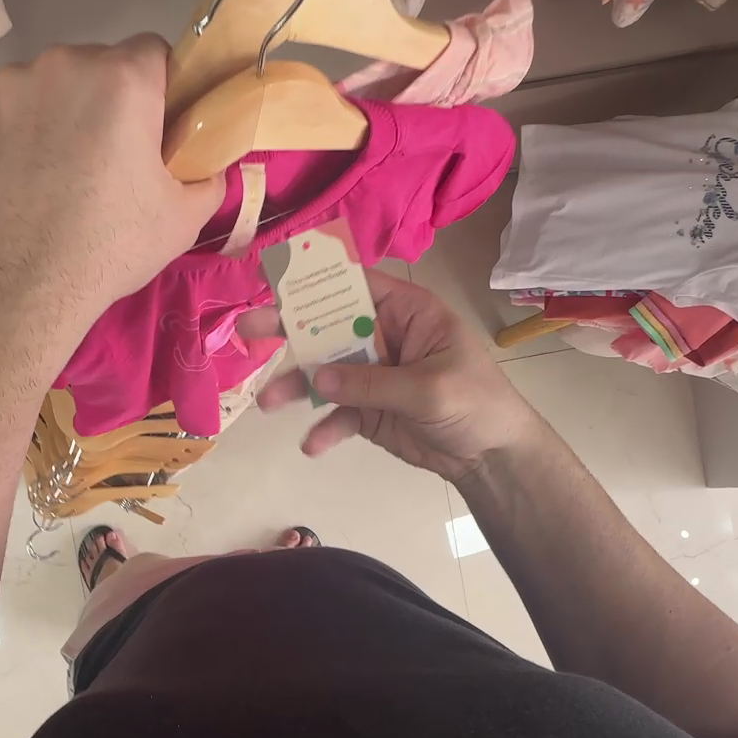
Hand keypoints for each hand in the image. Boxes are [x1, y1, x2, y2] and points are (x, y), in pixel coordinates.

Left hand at [0, 37, 224, 336]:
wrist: (34, 283)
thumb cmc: (114, 247)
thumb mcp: (184, 219)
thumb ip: (208, 178)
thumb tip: (210, 167)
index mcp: (124, 81)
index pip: (155, 53)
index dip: (163, 91)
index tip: (160, 131)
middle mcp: (68, 65)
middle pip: (105, 66)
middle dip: (116, 102)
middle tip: (120, 160)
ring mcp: (19, 85)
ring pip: (61, 85)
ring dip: (74, 112)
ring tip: (75, 171)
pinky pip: (25, 106)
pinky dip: (36, 128)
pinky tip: (42, 174)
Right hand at [250, 269, 547, 481]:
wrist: (489, 456)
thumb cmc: (475, 403)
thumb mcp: (429, 389)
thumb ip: (373, 384)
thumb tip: (319, 378)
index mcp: (407, 313)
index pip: (357, 285)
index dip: (319, 281)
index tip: (278, 281)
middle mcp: (383, 338)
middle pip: (329, 327)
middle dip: (290, 331)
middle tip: (248, 332)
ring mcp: (372, 376)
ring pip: (325, 374)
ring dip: (296, 387)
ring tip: (268, 403)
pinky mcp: (366, 411)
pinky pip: (336, 414)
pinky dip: (324, 429)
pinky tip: (313, 445)